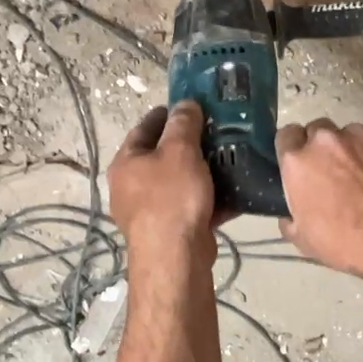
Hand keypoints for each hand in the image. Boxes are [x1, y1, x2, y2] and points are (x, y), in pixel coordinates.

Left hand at [109, 102, 219, 258]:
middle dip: (191, 144)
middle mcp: (133, 186)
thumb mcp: (179, 151)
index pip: (144, 128)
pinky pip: (194, 206)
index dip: (167, 114)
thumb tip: (185, 104)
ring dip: (205, 172)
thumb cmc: (171, 197)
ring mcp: (152, 211)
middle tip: (218, 131)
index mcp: (126, 162)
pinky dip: (213, 199)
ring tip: (232, 158)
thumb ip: (183, 125)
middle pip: (164, 156)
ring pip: (181, 183)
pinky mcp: (173, 230)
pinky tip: (236, 192)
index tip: (191, 106)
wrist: (176, 257)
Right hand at [276, 120, 362, 283]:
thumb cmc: (351, 244)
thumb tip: (290, 214)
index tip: (301, 166)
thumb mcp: (305, 241)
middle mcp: (326, 139)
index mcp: (298, 161)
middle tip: (332, 173)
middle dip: (320, 148)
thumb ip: (290, 219)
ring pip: (347, 134)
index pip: (285, 136)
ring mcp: (360, 134)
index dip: (292, 150)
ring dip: (349, 149)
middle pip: (316, 131)